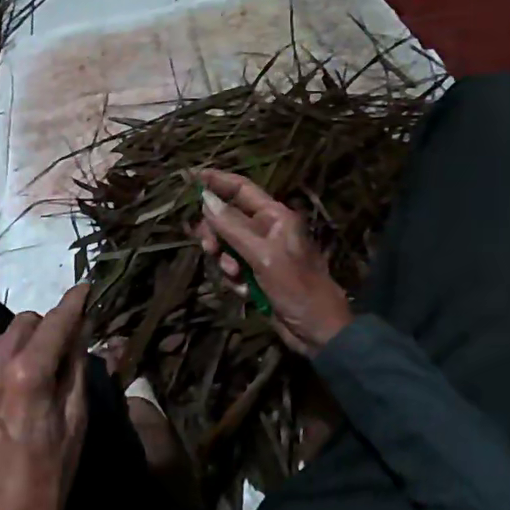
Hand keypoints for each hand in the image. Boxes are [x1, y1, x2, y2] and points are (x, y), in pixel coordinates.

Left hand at [0, 283, 89, 509]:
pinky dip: (1, 374)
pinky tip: (12, 404)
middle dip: (46, 326)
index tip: (86, 288)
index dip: (74, 303)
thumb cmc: (51, 479)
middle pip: (22, 324)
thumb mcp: (76, 423)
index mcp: (25, 374)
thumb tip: (79, 334)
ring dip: (23, 348)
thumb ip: (76, 370)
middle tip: (66, 347)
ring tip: (39, 377)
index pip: (54, 322)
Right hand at [194, 169, 353, 357]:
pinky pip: (232, 268)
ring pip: (226, 245)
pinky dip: (233, 279)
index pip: (241, 189)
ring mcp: (261, 253)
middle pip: (227, 218)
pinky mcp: (257, 275)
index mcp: (276, 216)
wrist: (318, 331)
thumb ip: (232, 227)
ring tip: (235, 276)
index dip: (217, 181)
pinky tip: (244, 292)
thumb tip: (206, 198)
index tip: (191, 178)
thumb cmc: (297, 288)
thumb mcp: (262, 255)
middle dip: (215, 233)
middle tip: (209, 248)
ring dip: (224, 260)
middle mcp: (267, 230)